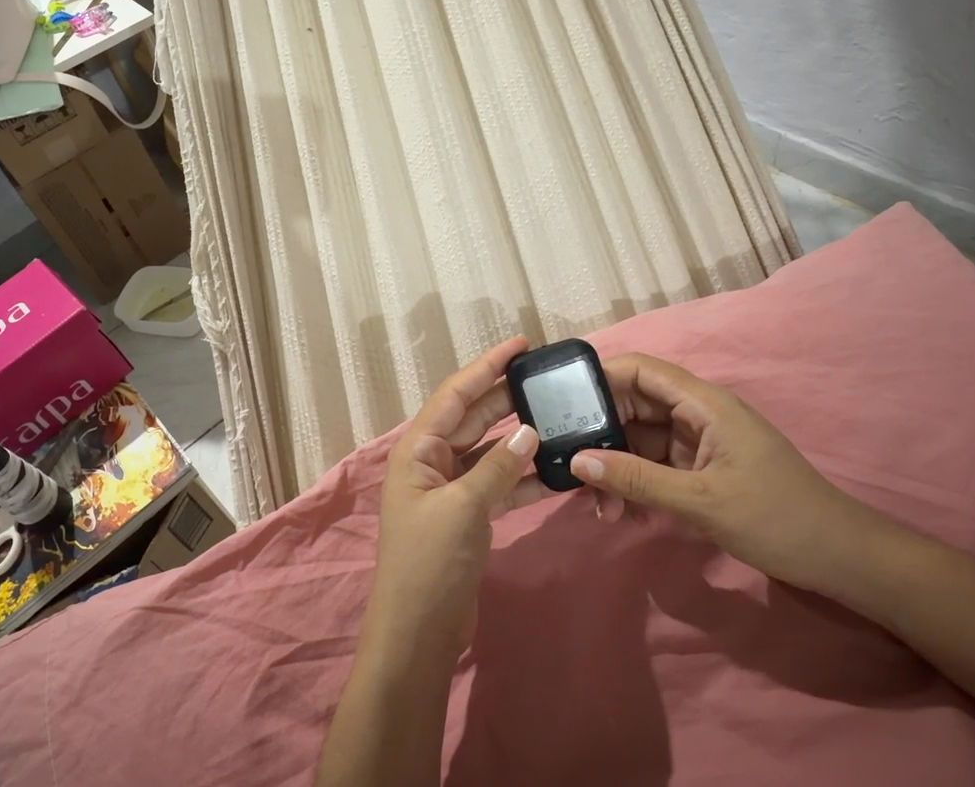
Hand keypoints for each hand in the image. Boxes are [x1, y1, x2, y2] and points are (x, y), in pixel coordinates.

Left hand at [367, 336, 548, 660]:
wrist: (419, 630)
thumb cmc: (431, 561)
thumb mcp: (463, 508)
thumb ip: (497, 467)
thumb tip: (529, 431)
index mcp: (418, 450)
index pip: (455, 395)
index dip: (485, 367)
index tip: (519, 344)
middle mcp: (431, 462)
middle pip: (472, 418)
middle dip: (505, 396)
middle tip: (545, 378)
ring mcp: (449, 490)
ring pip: (489, 450)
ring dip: (519, 436)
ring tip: (557, 415)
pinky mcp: (467, 516)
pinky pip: (497, 484)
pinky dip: (522, 476)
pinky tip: (554, 468)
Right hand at [571, 353, 893, 593]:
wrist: (840, 557)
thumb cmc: (776, 519)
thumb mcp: (701, 502)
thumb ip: (636, 480)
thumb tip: (577, 462)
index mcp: (704, 404)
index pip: (639, 370)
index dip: (599, 378)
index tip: (559, 404)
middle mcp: (698, 414)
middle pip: (633, 404)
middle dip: (600, 434)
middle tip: (571, 468)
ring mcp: (700, 442)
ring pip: (640, 439)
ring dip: (616, 467)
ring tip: (601, 510)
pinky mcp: (702, 468)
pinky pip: (654, 464)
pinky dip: (635, 483)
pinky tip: (624, 514)